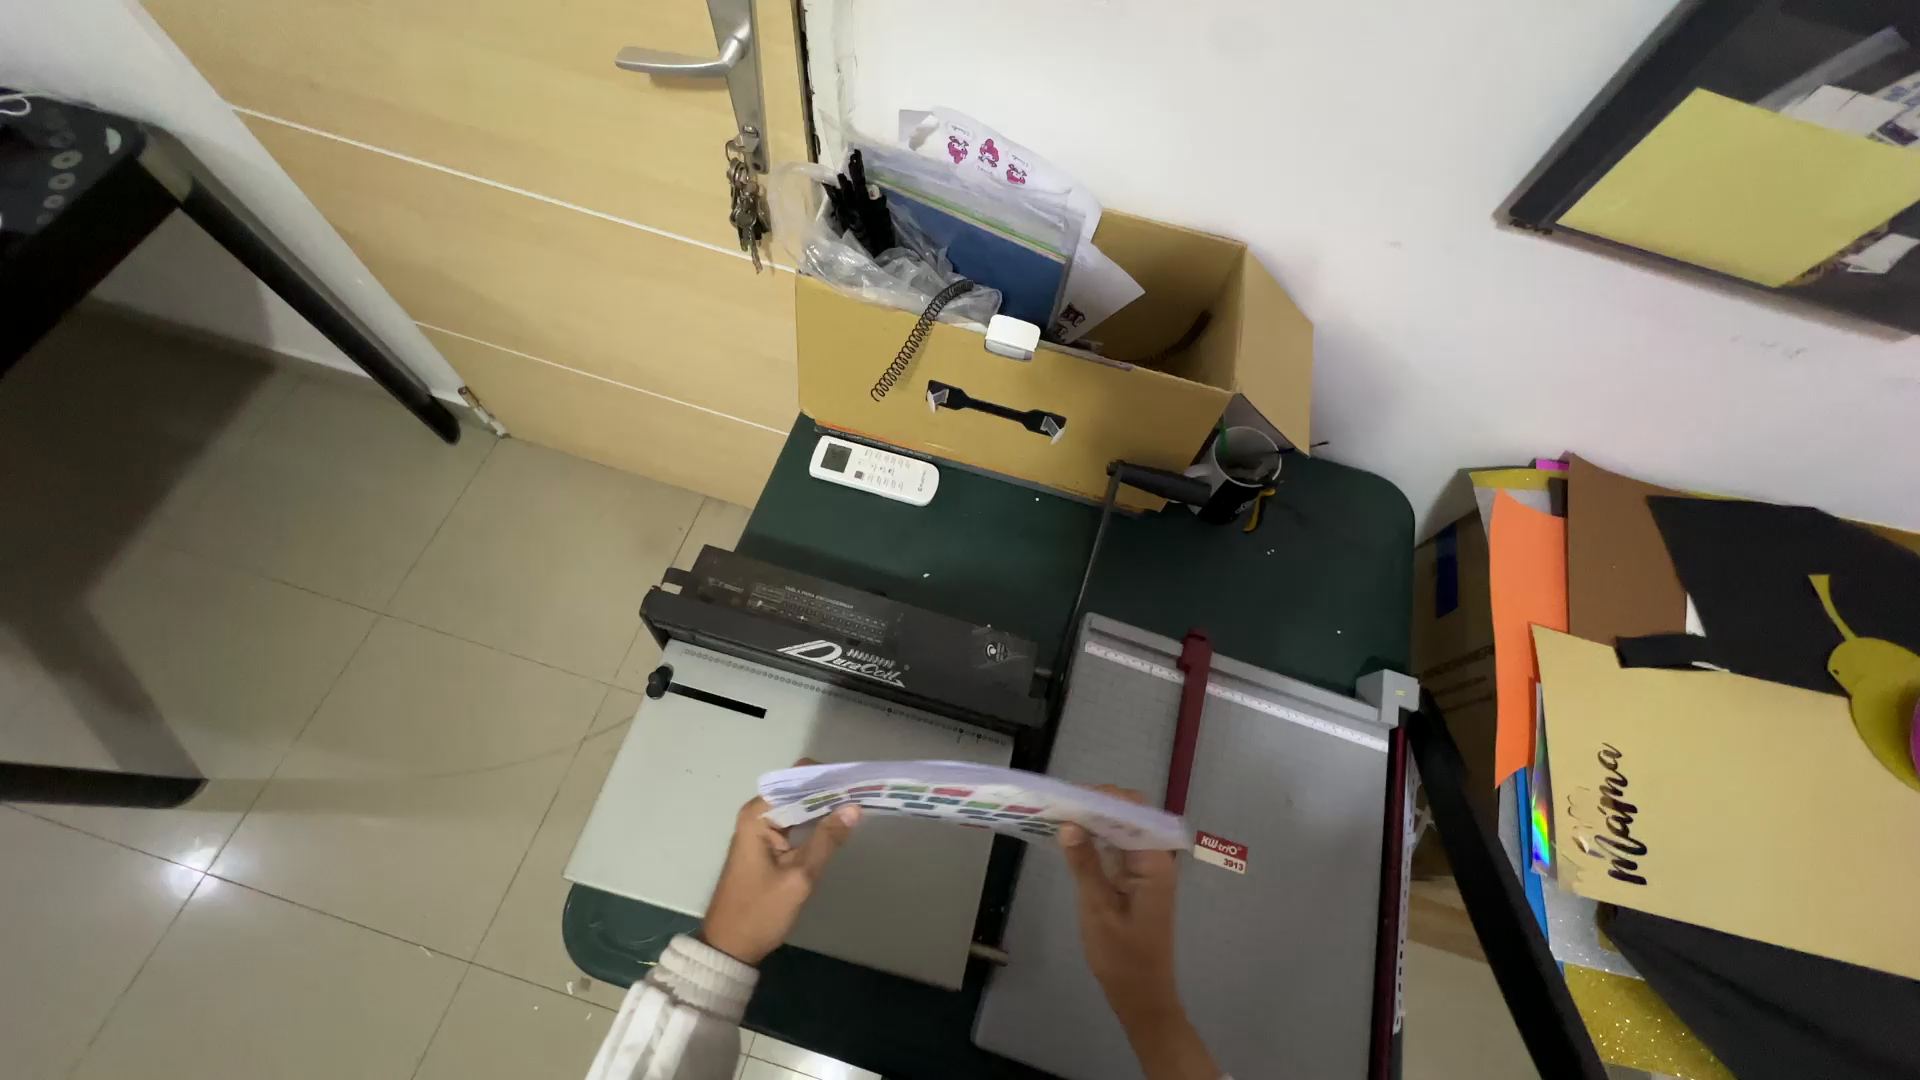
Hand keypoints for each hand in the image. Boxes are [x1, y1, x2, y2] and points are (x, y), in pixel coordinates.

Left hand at [700, 773, 861, 965]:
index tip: (855, 781)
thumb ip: (827, 839)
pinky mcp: (767, 842)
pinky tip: (839, 822)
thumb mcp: (800, 877)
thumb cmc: (760, 912)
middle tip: (863, 793)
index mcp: (759, 815)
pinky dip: (816, 820)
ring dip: (825, 805)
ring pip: (799, 805)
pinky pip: (795, 821)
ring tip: (858, 803)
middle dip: (830, 790)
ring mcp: (761, 828)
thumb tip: (854, 807)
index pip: (797, 778)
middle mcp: (758, 814)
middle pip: (799, 789)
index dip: (827, 776)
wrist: (730, 948)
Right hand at [1059, 787, 1219, 1079]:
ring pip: (1121, 827)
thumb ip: (1085, 864)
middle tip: (1061, 803)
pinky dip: (1096, 835)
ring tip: (1061, 813)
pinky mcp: (1135, 877)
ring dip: (1094, 817)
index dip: (1103, 797)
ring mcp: (1146, 867)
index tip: (1070, 796)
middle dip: (1097, 803)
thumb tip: (1068, 824)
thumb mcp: (1098, 910)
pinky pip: (1117, 844)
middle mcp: (1154, 858)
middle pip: (1129, 813)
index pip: (1133, 811)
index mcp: (1153, 862)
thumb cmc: (1123, 958)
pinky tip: (1073, 836)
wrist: (1143, 997)